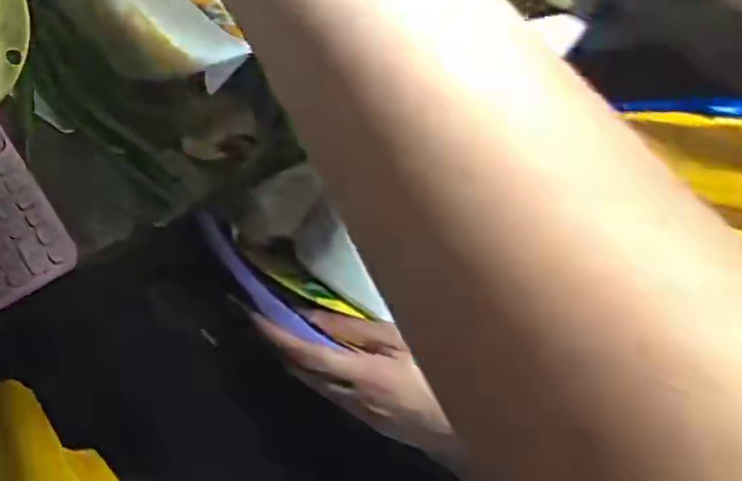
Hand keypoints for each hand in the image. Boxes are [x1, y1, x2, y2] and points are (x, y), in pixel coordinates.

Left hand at [253, 311, 461, 464]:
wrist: (492, 431)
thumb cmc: (447, 374)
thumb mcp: (401, 340)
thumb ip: (352, 329)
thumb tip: (308, 315)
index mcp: (361, 377)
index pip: (302, 353)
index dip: (271, 332)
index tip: (249, 311)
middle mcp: (356, 400)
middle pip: (302, 372)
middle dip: (276, 345)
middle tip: (257, 316)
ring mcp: (366, 416)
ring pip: (315, 385)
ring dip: (294, 360)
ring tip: (280, 330)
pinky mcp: (377, 424)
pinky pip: (334, 396)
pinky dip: (316, 374)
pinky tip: (316, 358)